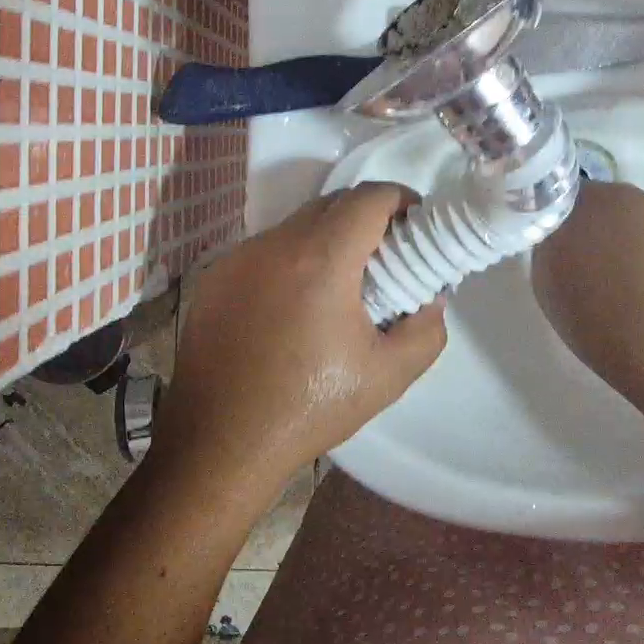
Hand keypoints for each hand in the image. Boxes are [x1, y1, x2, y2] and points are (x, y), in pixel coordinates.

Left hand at [156, 182, 448, 492]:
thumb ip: (426, 329)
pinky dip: (291, 262)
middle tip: (387, 259)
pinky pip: (264, 252)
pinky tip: (293, 310)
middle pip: (332, 204)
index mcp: (320, 260)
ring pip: (296, 227)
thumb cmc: (309, 408)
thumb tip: (429, 300)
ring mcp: (238, 260)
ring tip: (339, 289)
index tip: (416, 225)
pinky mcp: (214, 280)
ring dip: (327, 240)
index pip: (369, 198)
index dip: (401, 200)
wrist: (219, 445)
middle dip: (367, 219)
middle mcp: (274, 246)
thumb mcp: (388, 376)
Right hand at [531, 181, 643, 379]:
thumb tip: (567, 239)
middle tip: (602, 265)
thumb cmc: (585, 309)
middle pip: (602, 205)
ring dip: (634, 236)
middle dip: (603, 228)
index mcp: (565, 206)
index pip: (563, 202)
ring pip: (635, 214)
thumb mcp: (546, 276)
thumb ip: (552, 245)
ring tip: (636, 277)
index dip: (567, 225)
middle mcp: (604, 192)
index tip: (570, 249)